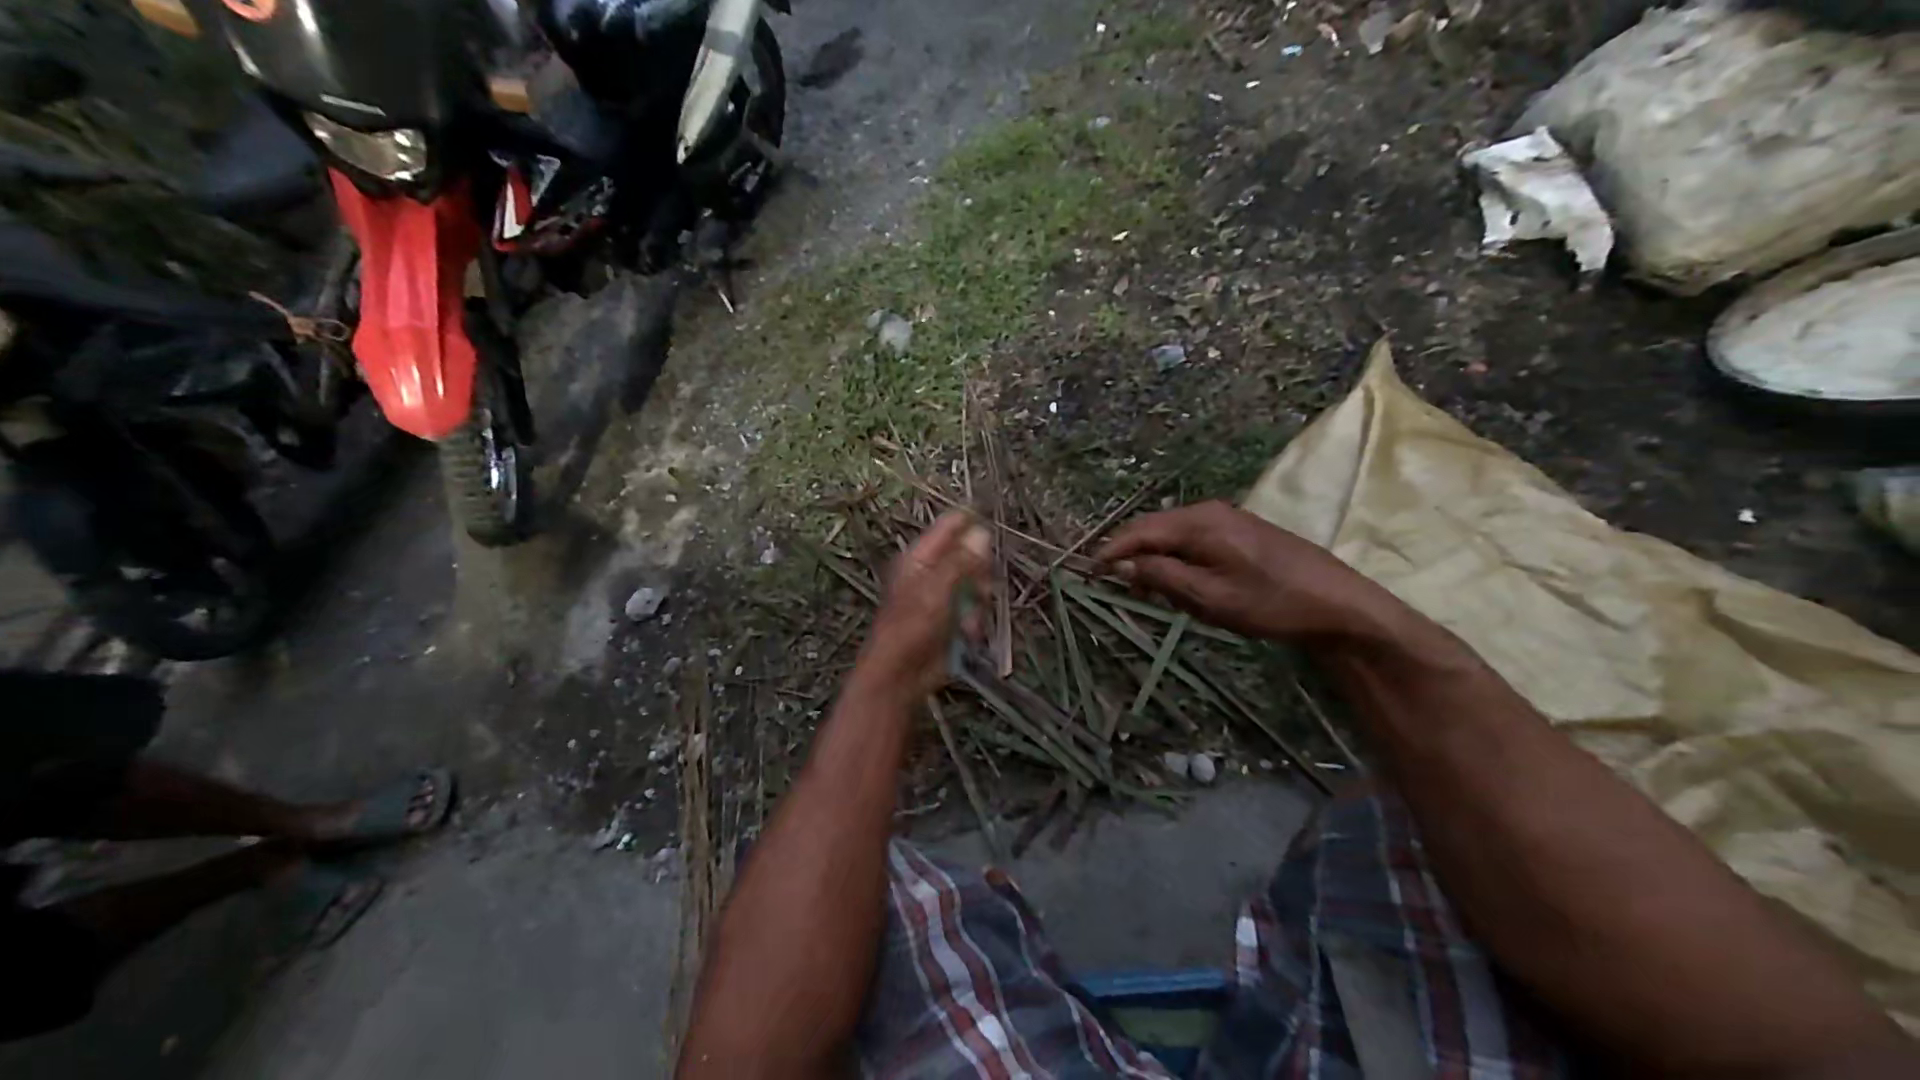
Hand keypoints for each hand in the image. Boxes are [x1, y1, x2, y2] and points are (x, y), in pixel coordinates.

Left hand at [851, 511, 991, 698]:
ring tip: (969, 622)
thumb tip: (983, 533)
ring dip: (979, 603)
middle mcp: (933, 571)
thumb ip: (962, 560)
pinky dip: (975, 621)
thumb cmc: (911, 628)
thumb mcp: (937, 590)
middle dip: (981, 574)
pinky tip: (969, 634)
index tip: (996, 527)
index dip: (973, 522)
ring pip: (978, 585)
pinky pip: (976, 610)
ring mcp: (944, 595)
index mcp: (920, 557)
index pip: (950, 526)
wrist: (900, 675)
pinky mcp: (954, 619)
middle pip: (971, 556)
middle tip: (981, 590)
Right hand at [1096, 500, 1397, 642]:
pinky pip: (1192, 540)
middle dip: (1133, 557)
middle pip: (1153, 529)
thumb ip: (1162, 577)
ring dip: (1157, 561)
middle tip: (1124, 590)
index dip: (1112, 551)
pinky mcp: (1238, 531)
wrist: (1337, 602)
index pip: (1139, 531)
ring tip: (1156, 594)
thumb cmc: (1270, 602)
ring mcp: (1226, 518)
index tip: (1090, 572)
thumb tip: (1123, 564)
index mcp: (1198, 522)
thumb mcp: (1209, 597)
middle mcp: (1208, 511)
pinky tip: (1185, 584)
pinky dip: (1178, 560)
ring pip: (1172, 535)